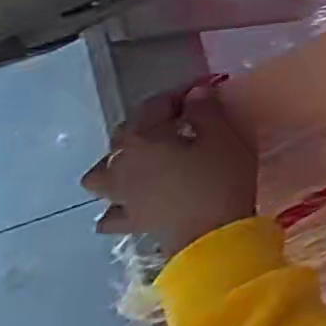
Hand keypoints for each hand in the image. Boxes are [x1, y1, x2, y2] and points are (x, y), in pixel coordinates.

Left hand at [81, 85, 257, 256]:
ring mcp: (119, 196)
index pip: (154, 105)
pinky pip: (112, 210)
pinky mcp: (129, 222)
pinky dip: (120, 202)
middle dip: (150, 122)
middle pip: (124, 134)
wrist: (213, 234)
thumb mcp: (223, 135)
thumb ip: (206, 111)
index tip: (203, 90)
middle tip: (184, 120)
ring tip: (146, 160)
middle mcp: (121, 164)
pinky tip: (137, 199)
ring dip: (118, 163)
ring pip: (101, 174)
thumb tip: (195, 94)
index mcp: (142, 138)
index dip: (178, 94)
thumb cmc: (221, 177)